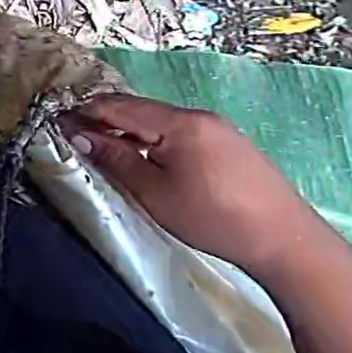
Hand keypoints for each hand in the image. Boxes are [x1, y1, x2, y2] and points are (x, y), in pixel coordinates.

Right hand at [62, 94, 337, 277]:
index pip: (118, 105)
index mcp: (179, 122)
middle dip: (104, 120)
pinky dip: (153, 139)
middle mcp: (198, 116)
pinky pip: (178, 130)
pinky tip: (146, 159)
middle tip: (78, 139)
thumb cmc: (216, 219)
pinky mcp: (229, 144)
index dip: (85, 113)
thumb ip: (115, 158)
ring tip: (107, 151)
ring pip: (157, 120)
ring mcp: (218, 128)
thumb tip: (78, 134)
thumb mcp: (155, 192)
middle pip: (138, 109)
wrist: (293, 247)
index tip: (59, 125)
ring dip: (128, 130)